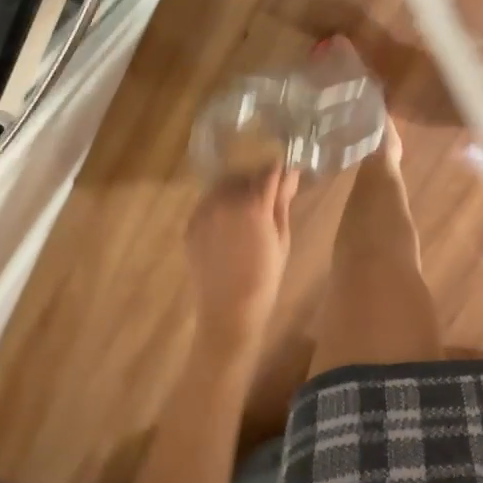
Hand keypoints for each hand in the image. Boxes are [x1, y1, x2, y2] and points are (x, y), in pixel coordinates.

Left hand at [185, 165, 298, 352]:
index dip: (278, 172)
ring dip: (236, 190)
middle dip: (256, 180)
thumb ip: (282, 202)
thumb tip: (291, 174)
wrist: (229, 312)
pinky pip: (208, 203)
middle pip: (244, 175)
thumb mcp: (282, 239)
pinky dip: (219, 205)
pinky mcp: (191, 224)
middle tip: (266, 197)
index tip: (284, 177)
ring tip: (246, 211)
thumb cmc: (265, 278)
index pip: (268, 171)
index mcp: (253, 204)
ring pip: (223, 186)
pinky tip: (228, 225)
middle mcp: (225, 200)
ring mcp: (204, 211)